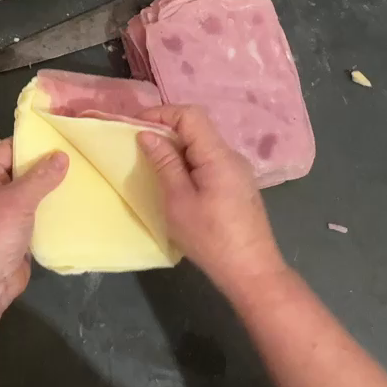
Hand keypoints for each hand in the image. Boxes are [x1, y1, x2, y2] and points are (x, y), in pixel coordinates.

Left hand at [0, 140, 66, 316]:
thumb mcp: (17, 201)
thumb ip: (40, 177)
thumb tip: (61, 154)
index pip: (7, 149)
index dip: (30, 141)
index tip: (59, 135)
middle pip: (20, 172)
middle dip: (45, 166)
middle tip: (78, 155)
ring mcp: (4, 216)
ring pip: (30, 196)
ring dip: (50, 190)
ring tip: (82, 177)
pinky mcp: (16, 236)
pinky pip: (36, 217)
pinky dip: (51, 212)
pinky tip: (74, 206)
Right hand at [138, 105, 285, 291]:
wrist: (252, 272)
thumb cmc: (211, 238)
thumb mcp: (179, 201)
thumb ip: (164, 163)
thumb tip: (146, 134)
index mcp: (218, 156)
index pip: (190, 115)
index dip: (160, 114)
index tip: (134, 127)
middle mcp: (231, 156)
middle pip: (197, 126)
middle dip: (164, 128)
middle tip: (136, 144)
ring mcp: (237, 170)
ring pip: (202, 143)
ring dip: (175, 146)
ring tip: (150, 161)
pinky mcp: (236, 184)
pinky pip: (208, 159)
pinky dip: (187, 160)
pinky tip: (173, 179)